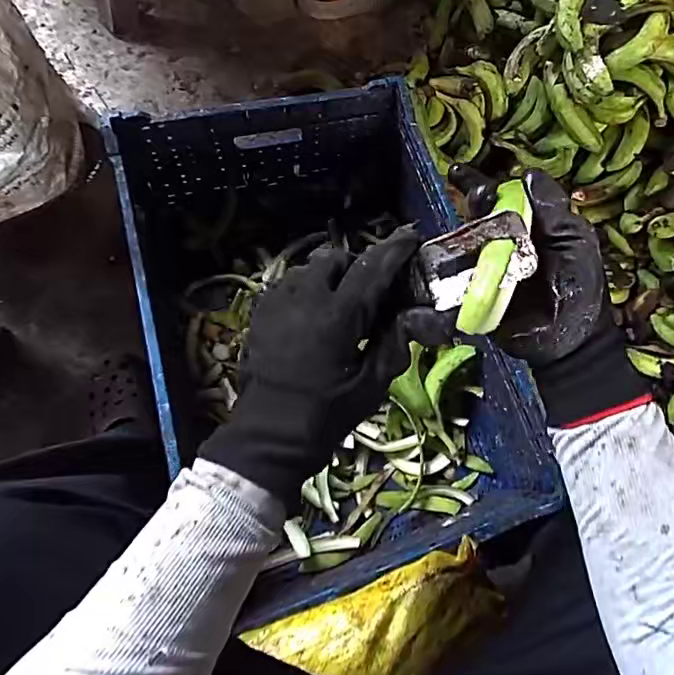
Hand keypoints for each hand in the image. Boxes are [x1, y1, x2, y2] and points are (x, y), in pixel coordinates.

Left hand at [198, 226, 450, 501]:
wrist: (267, 438)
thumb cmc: (325, 416)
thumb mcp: (371, 385)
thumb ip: (394, 344)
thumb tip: (413, 316)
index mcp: (337, 317)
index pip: (371, 269)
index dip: (394, 250)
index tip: (410, 236)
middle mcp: (305, 300)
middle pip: (335, 259)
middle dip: (357, 263)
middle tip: (372, 285)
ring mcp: (277, 305)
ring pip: (307, 269)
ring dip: (329, 275)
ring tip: (340, 298)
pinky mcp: (259, 315)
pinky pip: (286, 285)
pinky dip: (305, 288)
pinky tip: (312, 312)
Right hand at [450, 168, 646, 427]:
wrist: (571, 343)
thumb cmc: (580, 287)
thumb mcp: (575, 242)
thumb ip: (554, 209)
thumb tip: (528, 175)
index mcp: (531, 226)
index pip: (504, 197)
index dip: (485, 184)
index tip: (465, 174)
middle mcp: (505, 242)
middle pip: (481, 215)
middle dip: (475, 201)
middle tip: (476, 196)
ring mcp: (488, 268)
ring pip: (466, 242)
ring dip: (464, 231)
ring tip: (468, 225)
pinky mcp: (476, 294)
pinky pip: (456, 277)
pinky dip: (447, 268)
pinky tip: (443, 258)